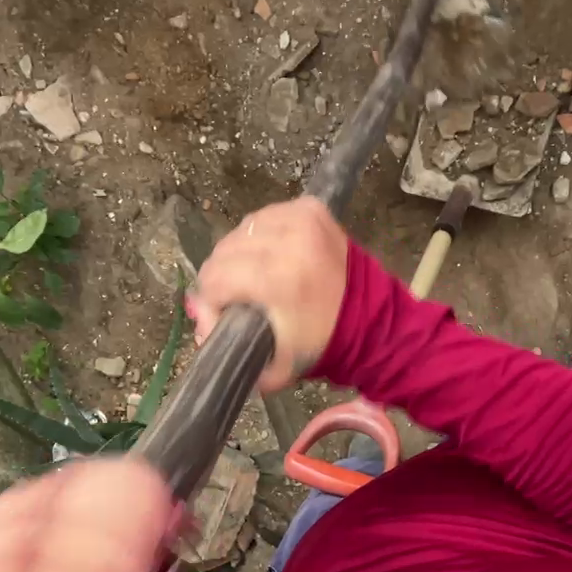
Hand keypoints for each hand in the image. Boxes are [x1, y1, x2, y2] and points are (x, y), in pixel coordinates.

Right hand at [187, 196, 348, 390]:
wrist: (371, 318)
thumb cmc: (321, 342)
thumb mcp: (276, 363)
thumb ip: (230, 349)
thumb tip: (200, 329)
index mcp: (277, 278)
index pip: (215, 279)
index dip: (208, 303)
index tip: (217, 319)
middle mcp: (287, 240)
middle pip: (223, 253)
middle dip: (221, 280)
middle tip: (232, 301)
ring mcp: (299, 218)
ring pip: (240, 232)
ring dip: (239, 257)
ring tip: (250, 279)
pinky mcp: (309, 207)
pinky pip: (263, 218)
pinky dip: (259, 237)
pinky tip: (267, 257)